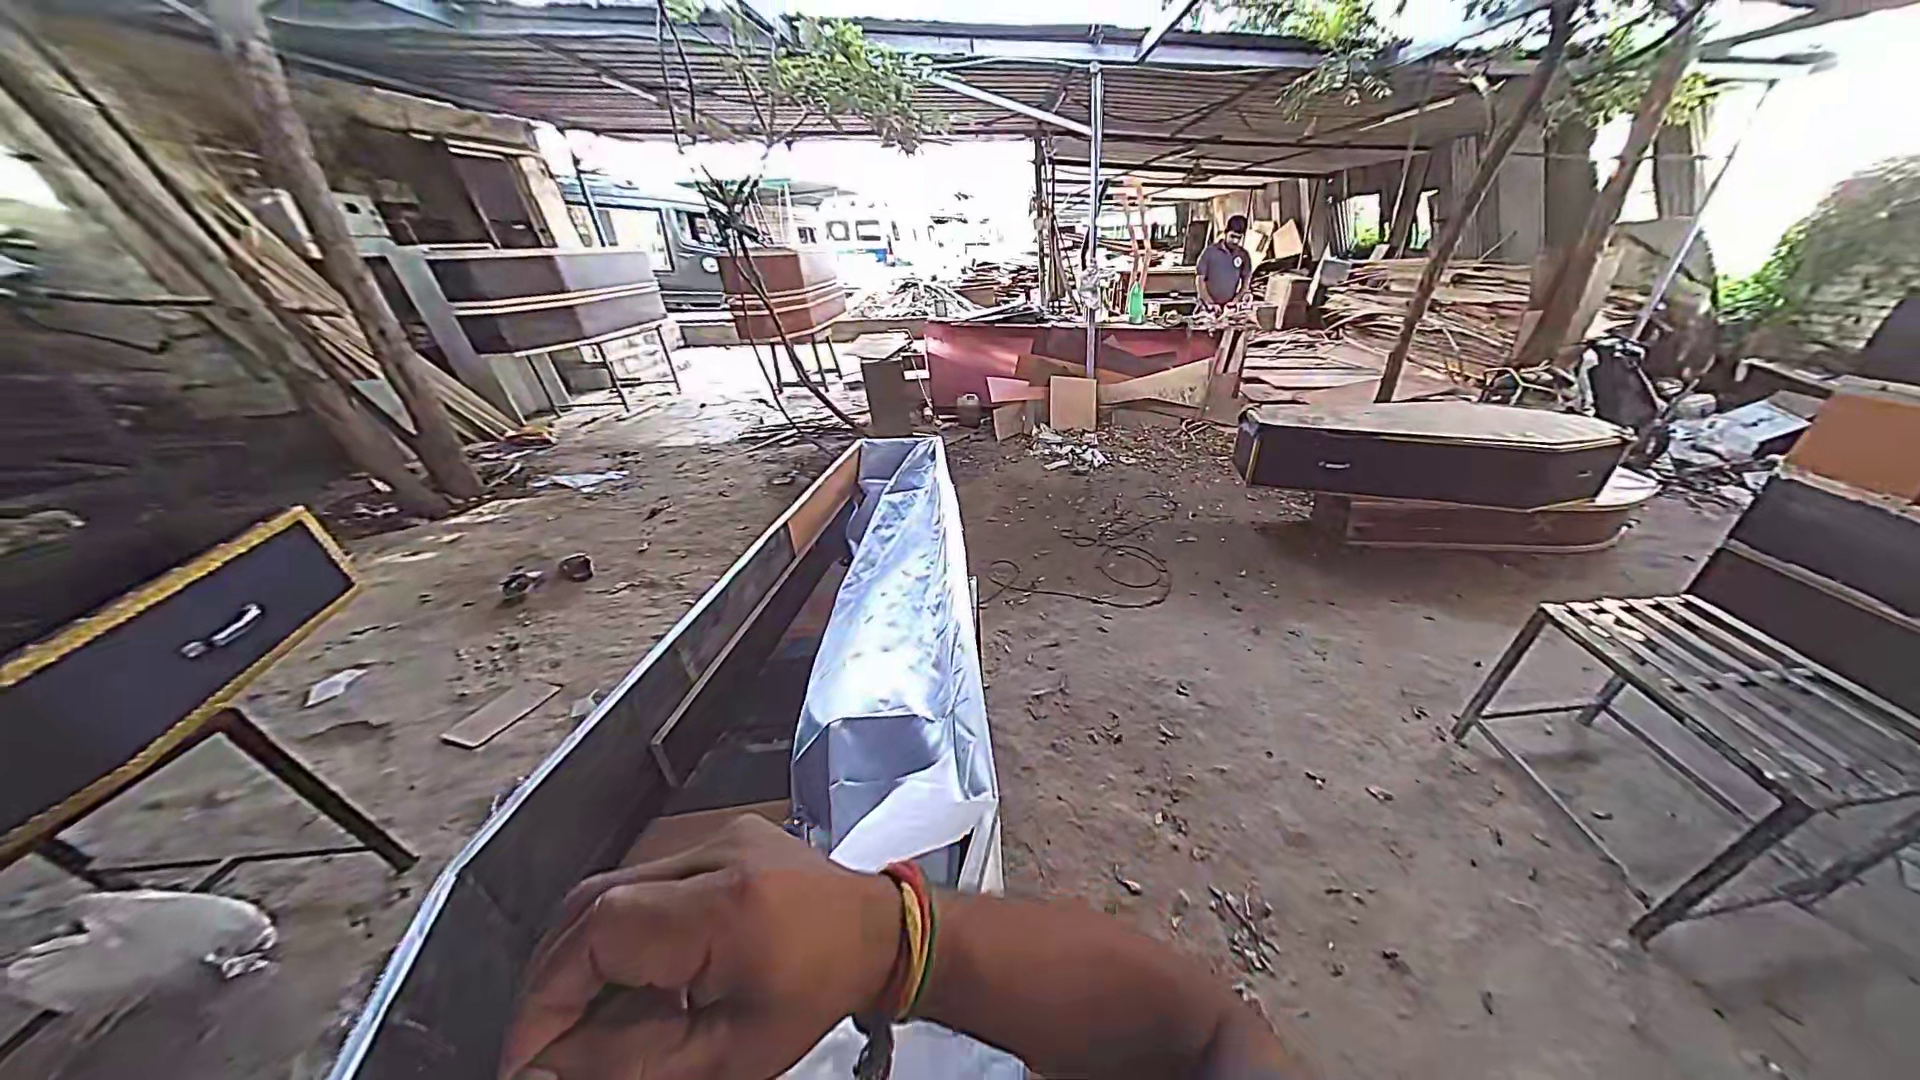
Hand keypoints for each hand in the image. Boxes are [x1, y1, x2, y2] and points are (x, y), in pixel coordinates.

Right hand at [499, 815, 901, 1079]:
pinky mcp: (725, 833)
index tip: (531, 1059)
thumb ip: (628, 1062)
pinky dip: (622, 925)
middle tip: (549, 1045)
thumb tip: (544, 1065)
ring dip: (584, 951)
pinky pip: (647, 875)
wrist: (876, 929)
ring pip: (614, 884)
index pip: (601, 927)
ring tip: (593, 1014)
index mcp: (728, 902)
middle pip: (594, 898)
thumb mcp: (726, 1056)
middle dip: (555, 977)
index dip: (547, 996)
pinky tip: (637, 971)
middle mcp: (720, 850)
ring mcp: (723, 833)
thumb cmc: (816, 994)